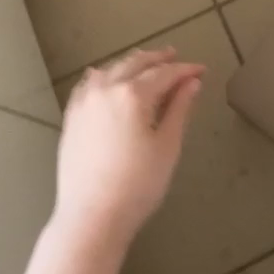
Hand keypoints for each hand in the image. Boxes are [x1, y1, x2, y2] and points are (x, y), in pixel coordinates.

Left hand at [51, 47, 203, 247]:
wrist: (91, 217)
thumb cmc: (138, 186)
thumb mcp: (167, 147)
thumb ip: (179, 109)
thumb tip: (192, 83)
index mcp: (133, 94)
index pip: (165, 73)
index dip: (185, 70)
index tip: (201, 70)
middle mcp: (107, 88)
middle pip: (136, 63)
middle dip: (158, 58)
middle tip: (175, 56)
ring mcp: (85, 100)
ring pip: (111, 69)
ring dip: (131, 63)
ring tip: (146, 63)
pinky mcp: (72, 115)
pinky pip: (89, 84)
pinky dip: (104, 75)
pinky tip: (107, 77)